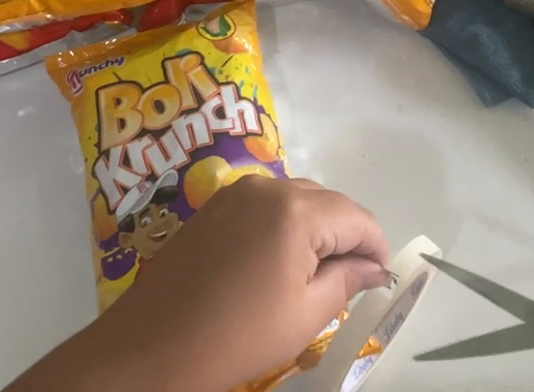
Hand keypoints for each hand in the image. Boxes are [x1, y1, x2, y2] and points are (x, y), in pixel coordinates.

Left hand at [6, 176, 391, 391]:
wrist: (153, 345)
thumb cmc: (236, 336)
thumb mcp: (304, 315)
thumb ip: (346, 280)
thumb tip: (374, 266)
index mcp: (296, 210)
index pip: (356, 216)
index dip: (376, 245)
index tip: (381, 277)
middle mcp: (269, 186)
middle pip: (327, 201)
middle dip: (345, 234)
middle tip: (350, 279)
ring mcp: (237, 191)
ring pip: (297, 197)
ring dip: (315, 227)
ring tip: (314, 273)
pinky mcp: (215, 203)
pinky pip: (265, 203)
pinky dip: (283, 223)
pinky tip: (275, 261)